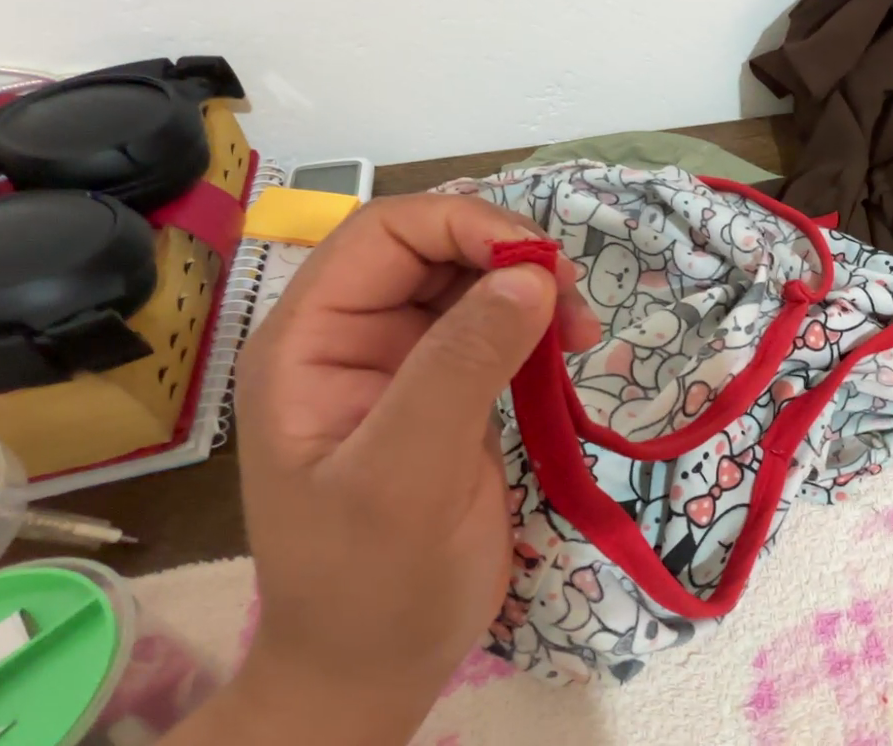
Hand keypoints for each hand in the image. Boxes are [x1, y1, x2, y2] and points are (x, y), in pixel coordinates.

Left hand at [227, 194, 599, 741]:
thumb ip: (462, 366)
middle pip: (434, 248)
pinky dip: (538, 326)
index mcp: (311, 340)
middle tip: (573, 300)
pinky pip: (496, 327)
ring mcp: (402, 362)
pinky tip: (568, 350)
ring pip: (473, 282)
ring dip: (533, 291)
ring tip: (581, 330)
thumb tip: (532, 275)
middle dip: (509, 258)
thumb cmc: (373, 580)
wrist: (378, 665)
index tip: (543, 265)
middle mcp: (353, 336)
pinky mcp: (448, 388)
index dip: (465, 226)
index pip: (386, 234)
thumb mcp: (410, 474)